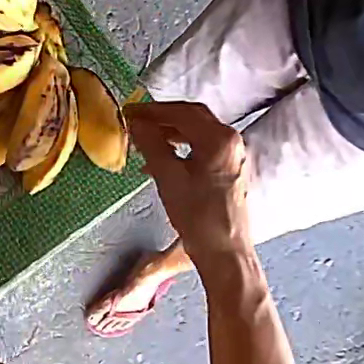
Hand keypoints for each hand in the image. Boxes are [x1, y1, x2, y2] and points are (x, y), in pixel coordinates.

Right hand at [127, 101, 252, 266]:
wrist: (225, 253)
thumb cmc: (198, 218)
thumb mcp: (168, 178)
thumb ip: (152, 145)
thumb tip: (136, 124)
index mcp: (219, 140)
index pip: (183, 112)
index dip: (153, 110)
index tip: (129, 112)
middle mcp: (232, 142)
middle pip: (193, 118)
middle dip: (163, 118)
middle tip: (135, 121)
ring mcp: (235, 156)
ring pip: (199, 132)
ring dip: (172, 132)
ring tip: (145, 140)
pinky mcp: (232, 170)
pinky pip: (205, 148)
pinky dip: (184, 146)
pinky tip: (164, 158)